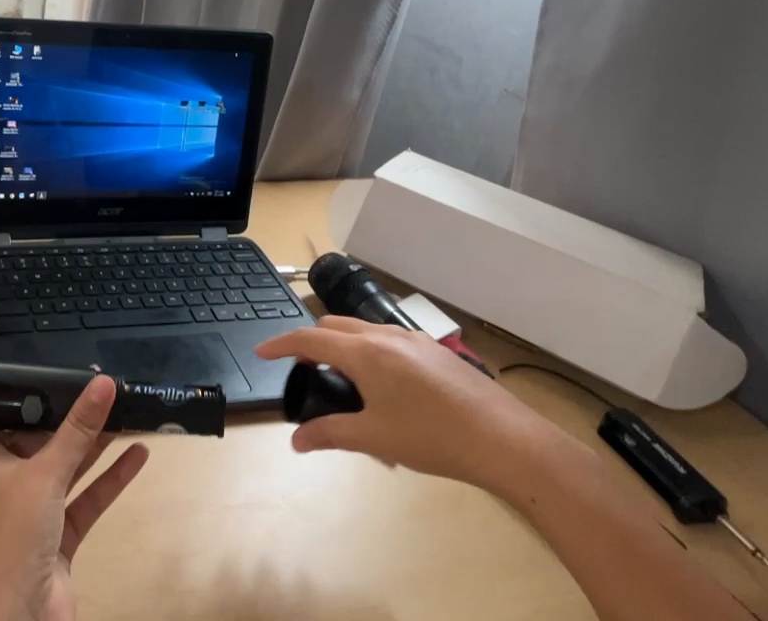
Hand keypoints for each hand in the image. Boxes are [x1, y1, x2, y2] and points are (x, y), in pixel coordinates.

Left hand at [0, 375, 150, 620]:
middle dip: (73, 416)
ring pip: (70, 466)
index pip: (3, 414)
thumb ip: (78, 430)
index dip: (26, 393)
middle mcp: (11, 478)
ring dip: (97, 444)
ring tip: (127, 410)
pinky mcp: (61, 536)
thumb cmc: (14, 533)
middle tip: (106, 385)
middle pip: (43, 438)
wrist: (17, 618)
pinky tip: (138, 454)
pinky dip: (111, 479)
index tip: (57, 369)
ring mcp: (37, 509)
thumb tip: (104, 381)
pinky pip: (88, 498)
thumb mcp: (45, 473)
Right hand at [255, 316, 563, 492]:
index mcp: (364, 353)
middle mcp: (386, 336)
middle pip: (334, 326)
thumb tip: (296, 441)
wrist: (506, 440)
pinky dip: (371, 351)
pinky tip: (386, 387)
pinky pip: (389, 339)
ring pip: (364, 330)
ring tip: (344, 380)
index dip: (281, 345)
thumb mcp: (375, 439)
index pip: (309, 338)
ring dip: (343, 345)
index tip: (262, 352)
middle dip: (312, 342)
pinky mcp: (436, 351)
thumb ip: (330, 434)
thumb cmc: (433, 438)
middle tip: (304, 371)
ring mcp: (414, 340)